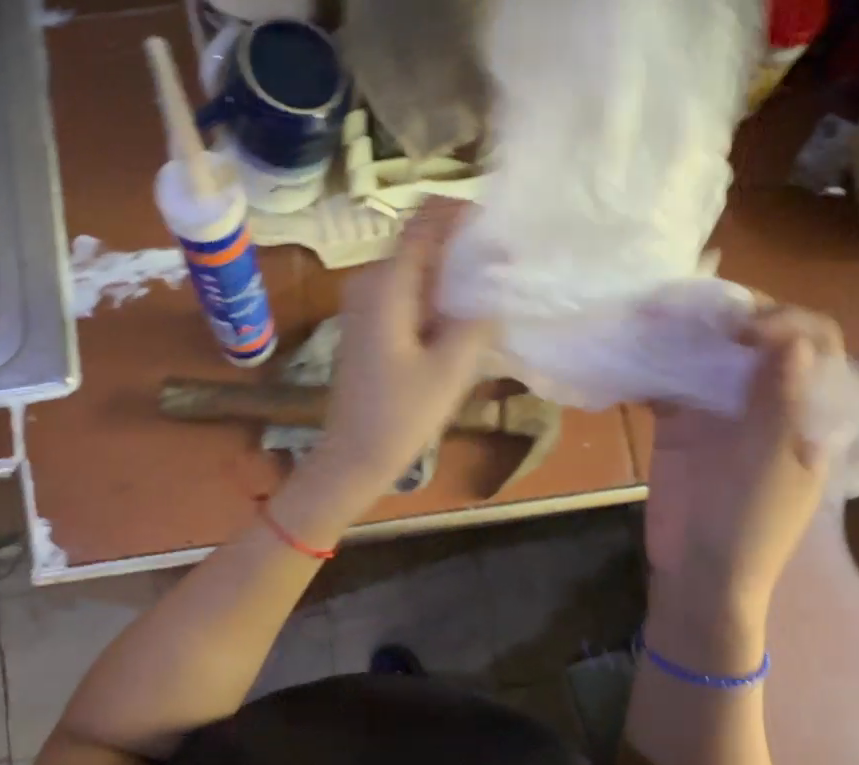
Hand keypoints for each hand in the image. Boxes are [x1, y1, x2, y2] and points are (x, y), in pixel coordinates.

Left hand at [309, 198, 493, 502]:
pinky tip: (461, 318)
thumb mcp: (451, 369)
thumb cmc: (400, 416)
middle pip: (421, 241)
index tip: (500, 227)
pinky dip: (434, 296)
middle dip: (462, 247)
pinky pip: (406, 292)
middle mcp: (369, 281)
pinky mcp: (367, 324)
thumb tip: (499, 280)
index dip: (463, 211)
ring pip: (415, 269)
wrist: (353, 457)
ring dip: (450, 275)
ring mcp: (363, 303)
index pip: (425, 220)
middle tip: (505, 268)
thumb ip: (478, 317)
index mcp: (386, 284)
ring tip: (491, 293)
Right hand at [644, 305, 838, 617]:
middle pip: (757, 339)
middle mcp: (769, 400)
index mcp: (809, 408)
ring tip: (652, 317)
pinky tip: (632, 353)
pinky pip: (668, 385)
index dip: (783, 323)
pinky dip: (651, 367)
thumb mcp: (773, 465)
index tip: (742, 331)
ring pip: (709, 355)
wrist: (700, 577)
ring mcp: (721, 412)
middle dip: (728, 317)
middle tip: (689, 311)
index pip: (812, 342)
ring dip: (684, 334)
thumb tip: (788, 337)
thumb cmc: (750, 526)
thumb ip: (780, 401)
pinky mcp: (679, 427)